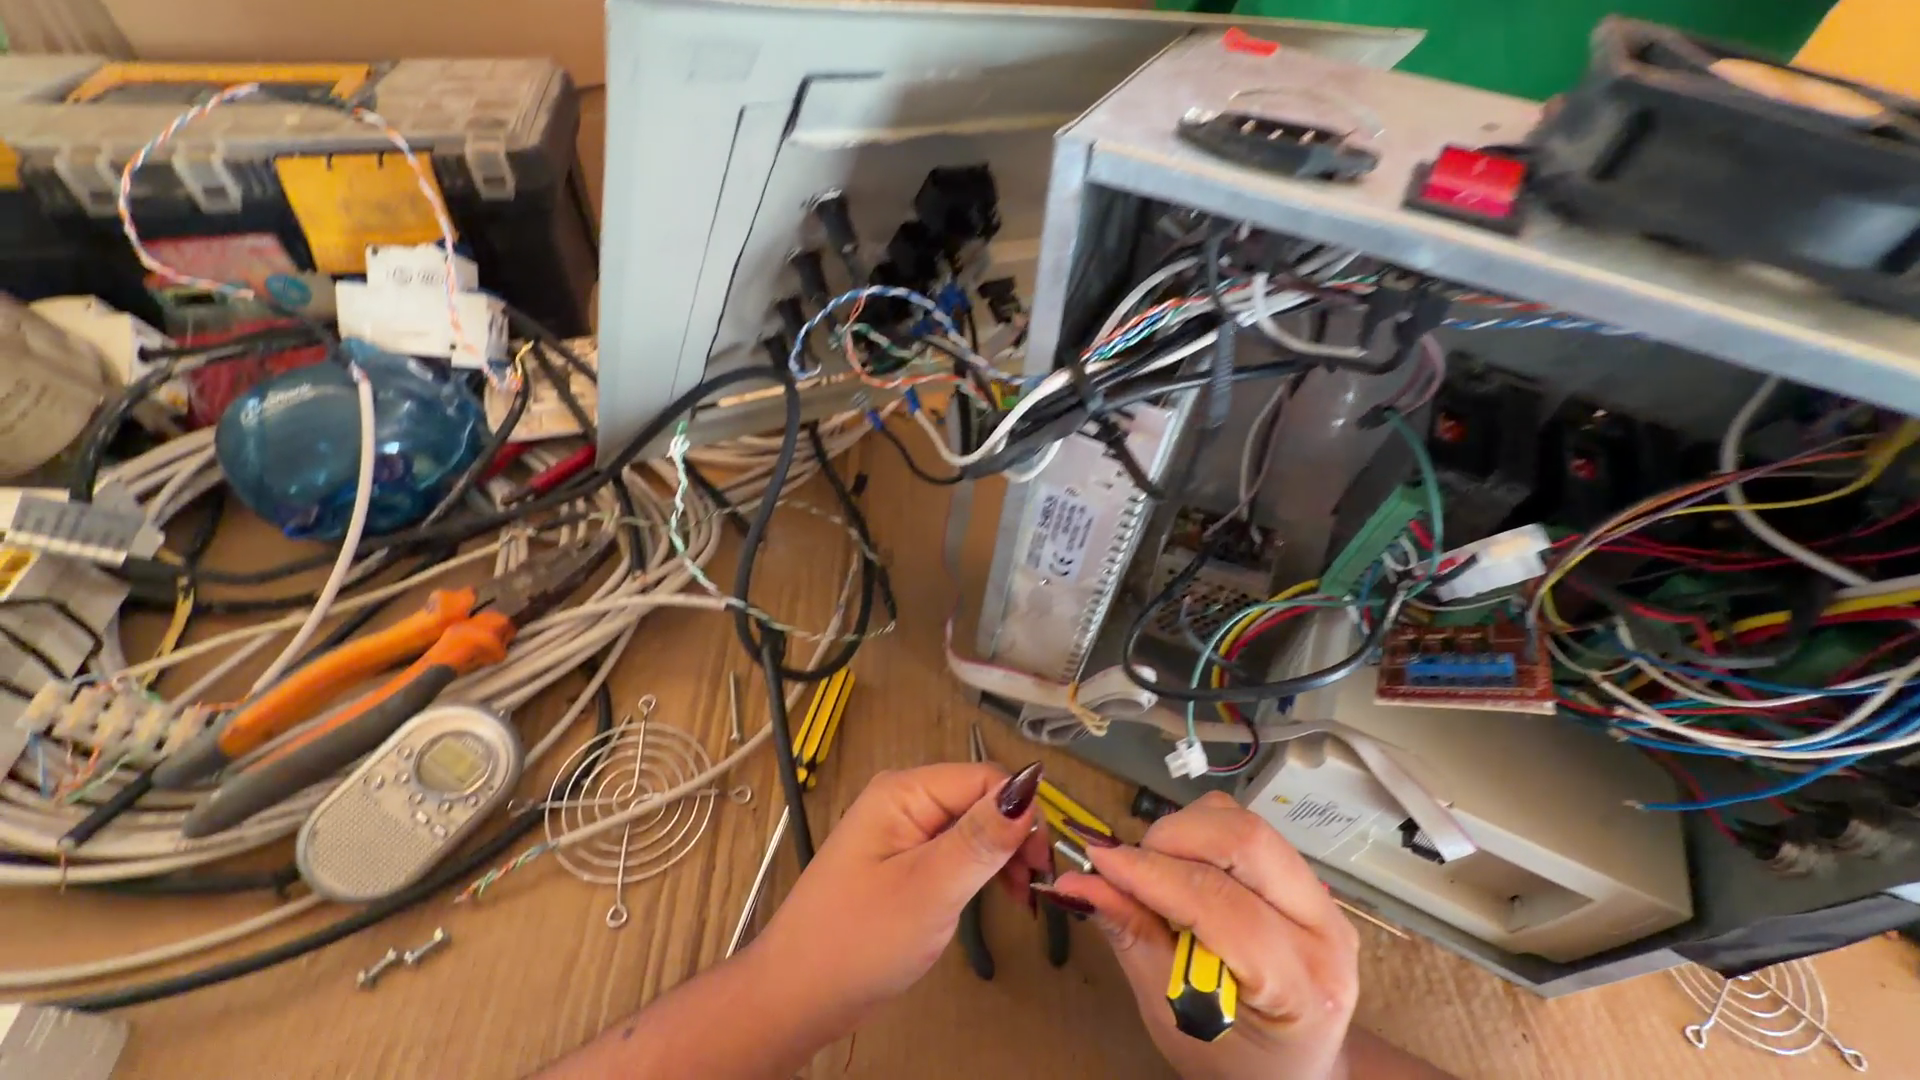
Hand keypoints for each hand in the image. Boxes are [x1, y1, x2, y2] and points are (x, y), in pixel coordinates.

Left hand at [748, 762, 1053, 1031]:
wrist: (799, 996)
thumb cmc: (859, 941)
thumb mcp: (930, 888)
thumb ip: (981, 837)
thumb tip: (1030, 783)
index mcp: (904, 791)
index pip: (984, 778)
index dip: (1021, 812)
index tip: (1042, 862)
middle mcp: (903, 800)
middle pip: (980, 799)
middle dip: (1014, 836)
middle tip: (1033, 887)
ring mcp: (902, 831)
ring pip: (972, 826)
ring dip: (1002, 856)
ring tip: (1019, 896)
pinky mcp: (904, 861)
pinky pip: (955, 850)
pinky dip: (981, 870)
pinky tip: (996, 894)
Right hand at [1043, 792, 1359, 1079]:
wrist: (1294, 1068)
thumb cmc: (1230, 1058)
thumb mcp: (1171, 1016)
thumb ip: (1131, 938)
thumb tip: (1076, 883)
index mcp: (1299, 986)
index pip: (1220, 904)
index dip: (1151, 874)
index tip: (1097, 859)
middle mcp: (1326, 930)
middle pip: (1244, 840)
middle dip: (1170, 837)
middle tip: (1127, 864)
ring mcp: (1324, 899)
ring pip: (1243, 823)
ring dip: (1184, 832)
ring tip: (1156, 872)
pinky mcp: (1307, 878)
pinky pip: (1246, 828)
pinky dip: (1200, 833)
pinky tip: (1183, 869)